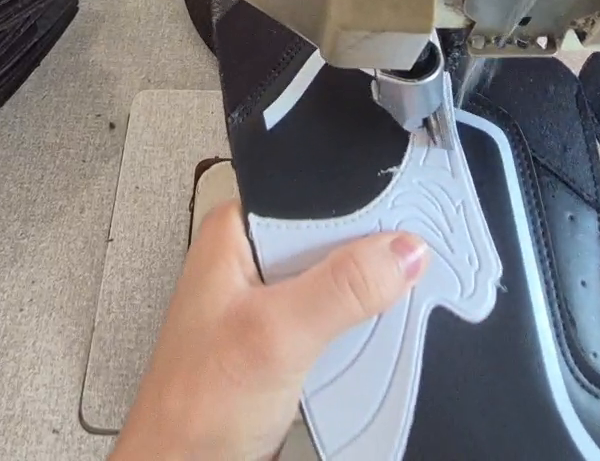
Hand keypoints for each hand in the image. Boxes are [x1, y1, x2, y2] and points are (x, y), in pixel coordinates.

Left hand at [112, 201, 429, 459]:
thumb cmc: (193, 404)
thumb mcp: (277, 334)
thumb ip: (341, 288)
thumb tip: (402, 251)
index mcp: (237, 228)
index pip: (315, 196)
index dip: (362, 209)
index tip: (407, 231)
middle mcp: (251, 254)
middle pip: (331, 234)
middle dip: (367, 256)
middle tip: (401, 277)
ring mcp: (267, 294)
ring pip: (336, 275)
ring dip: (363, 295)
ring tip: (377, 315)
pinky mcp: (283, 330)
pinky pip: (333, 311)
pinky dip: (355, 326)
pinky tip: (362, 341)